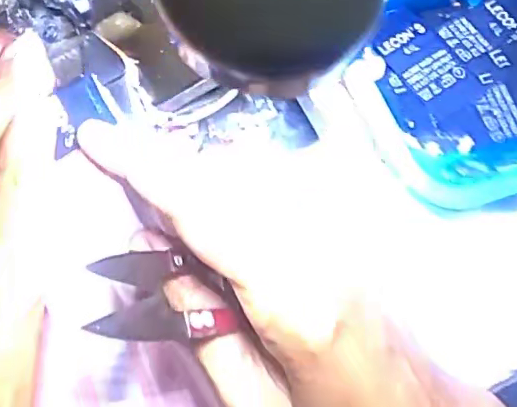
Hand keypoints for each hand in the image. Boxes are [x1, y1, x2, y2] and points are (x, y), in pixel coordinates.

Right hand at [77, 122, 498, 406]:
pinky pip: (258, 171)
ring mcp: (331, 213)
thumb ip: (196, 320)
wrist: (422, 405)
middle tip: (125, 187)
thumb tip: (148, 244)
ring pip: (234, 163)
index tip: (94, 136)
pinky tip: (215, 215)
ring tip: (175, 218)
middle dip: (159, 171)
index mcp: (294, 292)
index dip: (139, 164)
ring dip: (190, 176)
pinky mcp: (336, 203)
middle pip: (211, 172)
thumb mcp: (256, 398)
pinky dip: (221, 179)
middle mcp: (315, 234)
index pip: (199, 205)